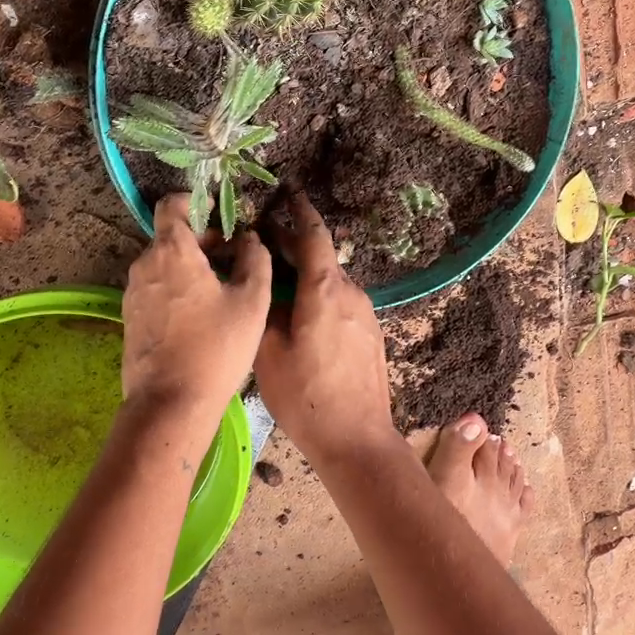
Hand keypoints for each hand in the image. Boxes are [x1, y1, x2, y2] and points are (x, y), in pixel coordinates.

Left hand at [122, 194, 271, 415]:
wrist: (170, 404)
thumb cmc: (215, 349)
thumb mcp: (251, 302)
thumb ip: (256, 260)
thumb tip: (251, 239)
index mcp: (172, 251)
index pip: (171, 204)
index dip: (194, 202)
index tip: (219, 215)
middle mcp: (145, 264)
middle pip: (171, 236)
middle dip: (203, 240)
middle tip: (234, 258)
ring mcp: (133, 292)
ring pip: (164, 263)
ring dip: (190, 265)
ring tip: (221, 288)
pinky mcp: (130, 317)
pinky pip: (156, 287)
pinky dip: (176, 287)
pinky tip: (200, 313)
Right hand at [254, 192, 396, 464]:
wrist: (358, 441)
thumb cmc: (306, 396)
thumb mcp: (269, 351)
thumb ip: (267, 308)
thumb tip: (265, 282)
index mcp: (325, 289)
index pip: (314, 235)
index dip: (300, 211)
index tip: (289, 193)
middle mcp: (350, 292)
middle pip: (321, 257)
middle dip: (293, 246)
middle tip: (263, 243)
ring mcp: (365, 314)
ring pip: (331, 281)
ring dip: (306, 274)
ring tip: (276, 282)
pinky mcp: (370, 334)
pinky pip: (341, 301)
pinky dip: (320, 294)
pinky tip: (300, 313)